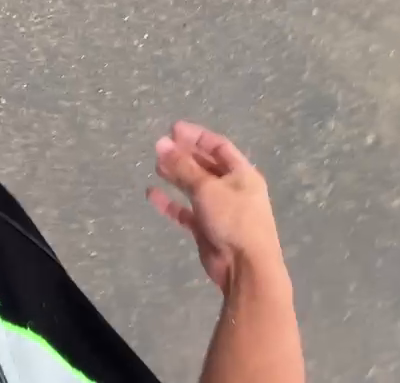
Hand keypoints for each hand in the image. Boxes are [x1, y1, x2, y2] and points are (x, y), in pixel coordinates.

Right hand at [146, 122, 285, 295]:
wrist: (247, 270)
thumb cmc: (233, 219)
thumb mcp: (207, 187)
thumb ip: (182, 165)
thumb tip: (160, 143)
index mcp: (243, 176)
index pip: (219, 147)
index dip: (196, 136)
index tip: (172, 129)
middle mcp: (233, 190)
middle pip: (205, 166)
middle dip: (183, 155)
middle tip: (159, 148)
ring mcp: (221, 210)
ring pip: (195, 187)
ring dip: (176, 176)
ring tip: (156, 166)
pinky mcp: (208, 229)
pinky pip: (186, 210)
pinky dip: (171, 202)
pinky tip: (152, 194)